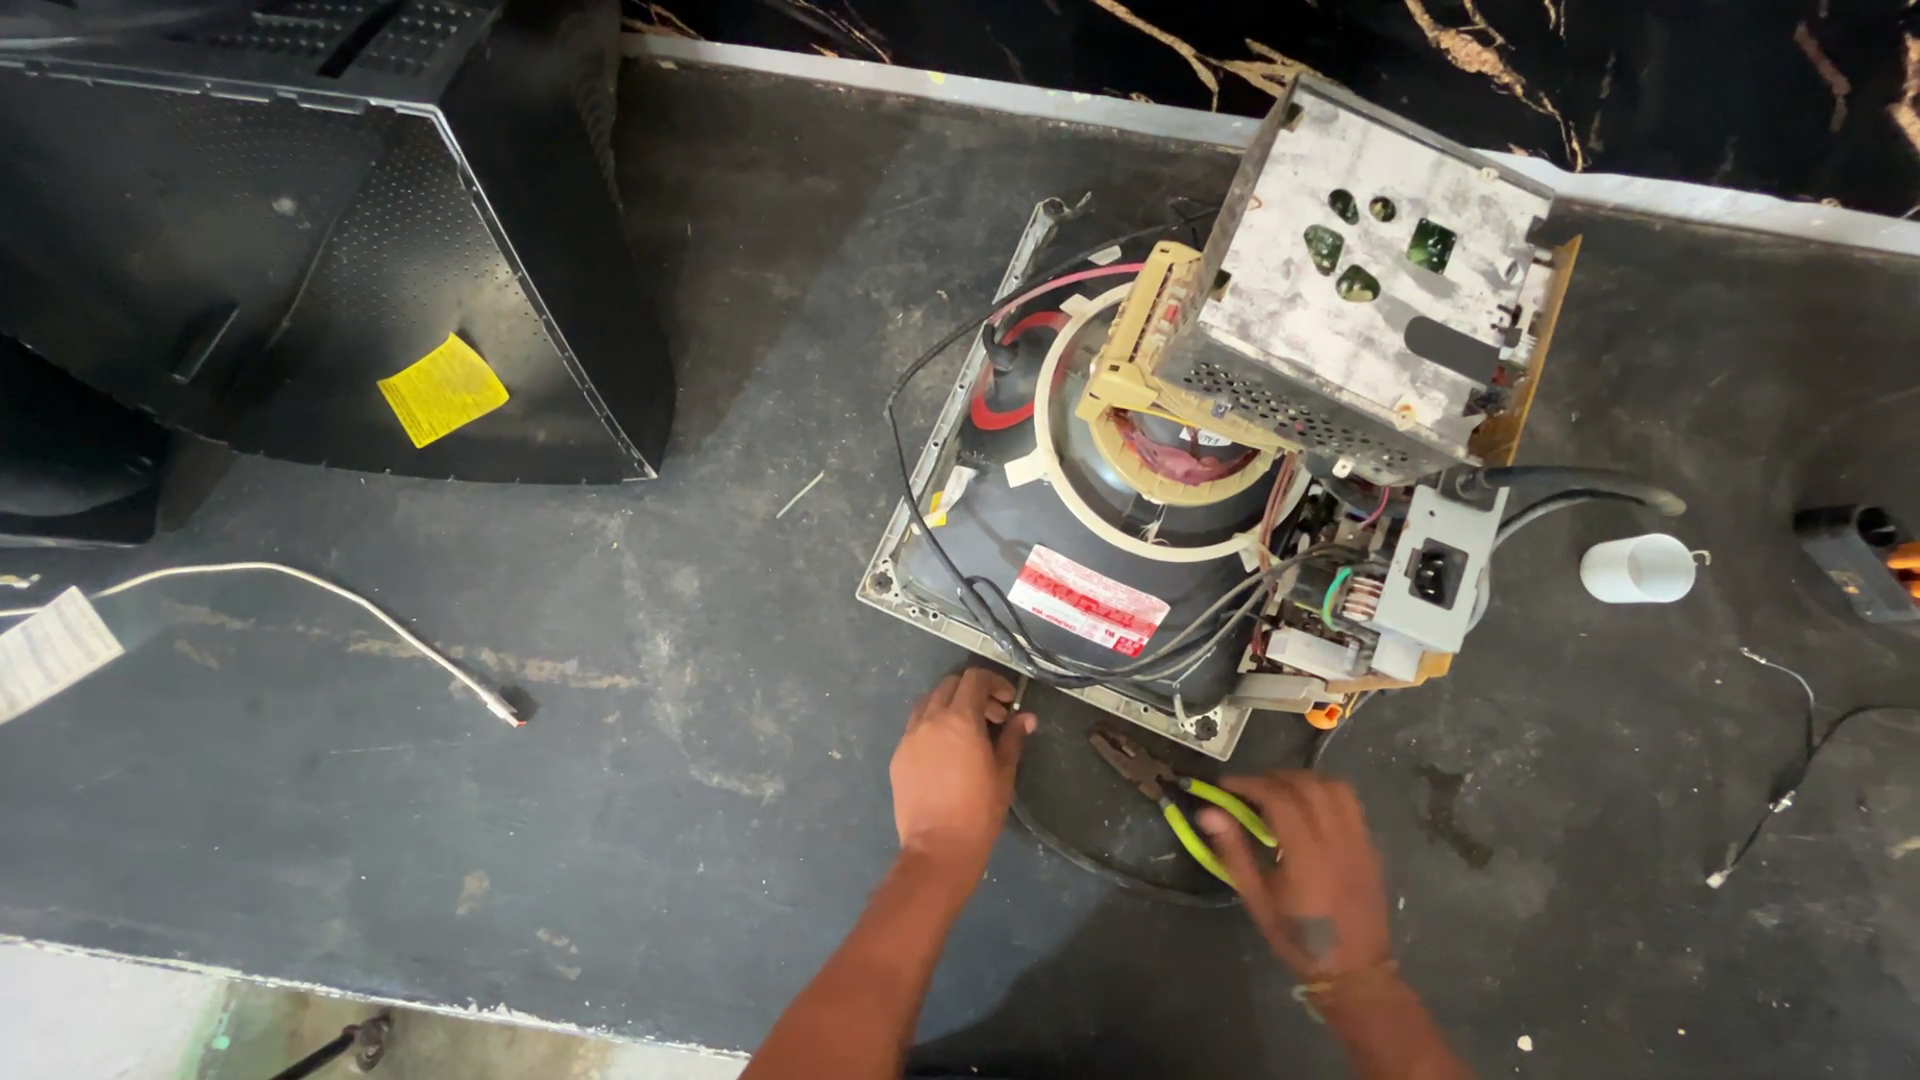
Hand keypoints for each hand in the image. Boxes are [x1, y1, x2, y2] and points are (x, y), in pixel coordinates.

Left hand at [890, 669, 1034, 880]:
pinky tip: (945, 752)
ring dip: (949, 706)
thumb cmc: (979, 810)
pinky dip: (932, 726)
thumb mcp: (1004, 772)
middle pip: (950, 685)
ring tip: (967, 731)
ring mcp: (909, 737)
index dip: (994, 683)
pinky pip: (915, 727)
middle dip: (973, 693)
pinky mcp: (898, 756)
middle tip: (992, 717)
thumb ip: (1013, 738)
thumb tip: (1027, 717)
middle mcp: (930, 720)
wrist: (938, 848)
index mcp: (960, 719)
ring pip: (928, 702)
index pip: (974, 679)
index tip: (1007, 701)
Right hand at [1198, 772, 1391, 980]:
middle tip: (1251, 787)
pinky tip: (1309, 806)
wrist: (1355, 970)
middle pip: (1308, 785)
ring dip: (1303, 779)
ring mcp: (1360, 842)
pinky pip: (1351, 803)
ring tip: (1281, 790)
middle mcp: (1337, 842)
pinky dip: (1326, 792)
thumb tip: (1208, 812)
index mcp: (1306, 856)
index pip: (1279, 799)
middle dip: (1274, 777)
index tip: (1227, 786)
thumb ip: (1234, 851)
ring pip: (1335, 787)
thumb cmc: (1298, 938)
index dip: (1250, 783)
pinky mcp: (1371, 847)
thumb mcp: (1257, 899)